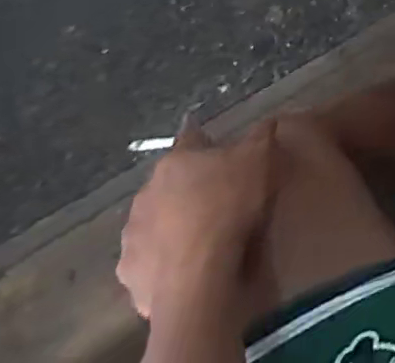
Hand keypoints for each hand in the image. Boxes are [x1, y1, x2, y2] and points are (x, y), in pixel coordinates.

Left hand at [118, 119, 276, 319]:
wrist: (199, 273)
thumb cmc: (232, 203)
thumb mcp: (263, 157)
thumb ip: (262, 134)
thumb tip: (264, 120)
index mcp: (177, 162)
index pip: (191, 136)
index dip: (204, 135)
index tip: (212, 135)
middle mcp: (145, 193)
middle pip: (172, 180)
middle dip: (192, 181)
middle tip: (222, 188)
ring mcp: (132, 235)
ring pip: (157, 217)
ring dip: (177, 217)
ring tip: (207, 227)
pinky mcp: (129, 270)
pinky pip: (152, 253)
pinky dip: (168, 251)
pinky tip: (191, 257)